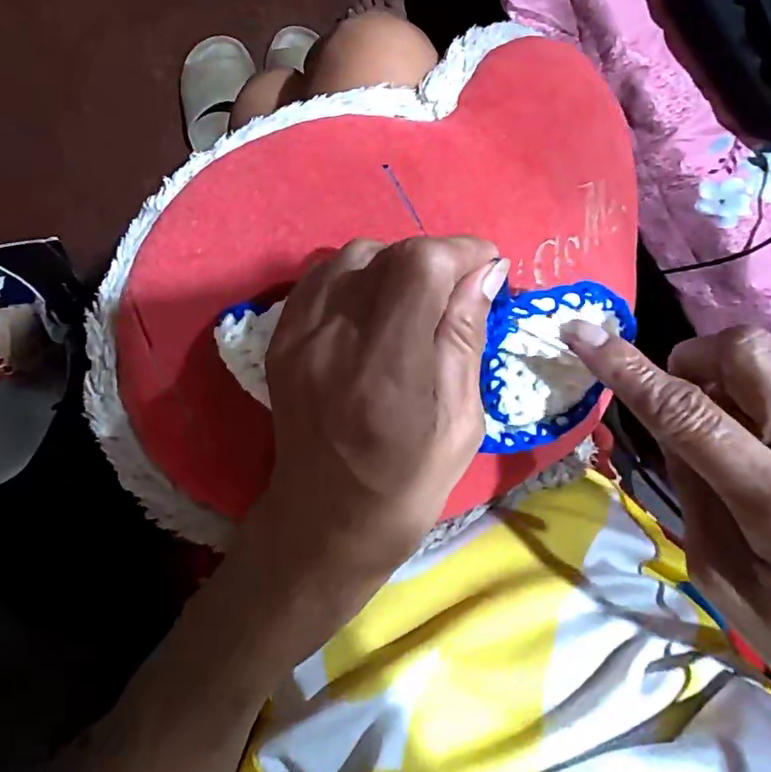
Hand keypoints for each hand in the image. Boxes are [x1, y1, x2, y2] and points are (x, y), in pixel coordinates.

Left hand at [244, 236, 505, 598]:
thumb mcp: (461, 422)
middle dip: (437, 257)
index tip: (488, 267)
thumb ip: (466, 338)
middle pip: (390, 253)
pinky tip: (375, 302)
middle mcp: (336, 341)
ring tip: (416, 296)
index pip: (420, 267)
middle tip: (459, 286)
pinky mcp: (281, 336)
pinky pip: (323, 275)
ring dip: (396, 263)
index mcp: (389, 372)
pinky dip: (358, 273)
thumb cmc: (407, 485)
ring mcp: (300, 335)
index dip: (462, 251)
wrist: (323, 519)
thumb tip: (486, 273)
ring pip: (355, 255)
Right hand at [565, 323, 770, 771]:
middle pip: (754, 352)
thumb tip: (670, 419)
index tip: (583, 332)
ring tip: (742, 452)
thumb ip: (693, 487)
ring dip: (740, 394)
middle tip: (681, 394)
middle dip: (697, 356)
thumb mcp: (725, 581)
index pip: (691, 416)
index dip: (628, 369)